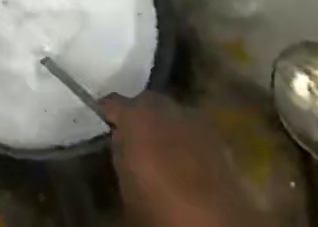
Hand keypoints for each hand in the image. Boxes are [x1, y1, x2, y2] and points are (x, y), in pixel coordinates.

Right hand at [102, 92, 269, 226]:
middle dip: (138, 117)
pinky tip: (186, 158)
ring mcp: (190, 114)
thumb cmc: (161, 207)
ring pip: (168, 112)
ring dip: (162, 124)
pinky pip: (189, 126)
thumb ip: (120, 153)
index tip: (102, 123)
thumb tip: (121, 138)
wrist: (215, 219)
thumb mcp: (127, 187)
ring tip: (162, 150)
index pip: (111, 102)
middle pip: (143, 102)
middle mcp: (162, 105)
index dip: (106, 113)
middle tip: (134, 141)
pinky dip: (184, 136)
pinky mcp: (213, 130)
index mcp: (135, 115)